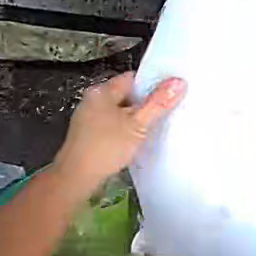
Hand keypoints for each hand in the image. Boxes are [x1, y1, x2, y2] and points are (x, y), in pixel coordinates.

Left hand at [52, 73, 184, 189]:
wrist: (76, 177)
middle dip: (144, 104)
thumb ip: (158, 104)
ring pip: (119, 113)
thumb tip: (178, 82)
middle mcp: (92, 101)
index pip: (132, 78)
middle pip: (126, 96)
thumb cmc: (105, 147)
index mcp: (102, 91)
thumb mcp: (137, 125)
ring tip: (154, 129)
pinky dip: (124, 132)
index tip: (170, 94)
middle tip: (166, 113)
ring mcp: (88, 119)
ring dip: (134, 121)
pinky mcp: (88, 136)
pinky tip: (135, 143)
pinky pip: (111, 128)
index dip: (152, 84)